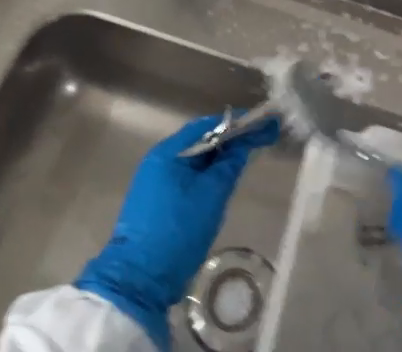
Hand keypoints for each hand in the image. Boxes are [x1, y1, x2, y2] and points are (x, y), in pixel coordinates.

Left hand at [78, 114, 280, 349]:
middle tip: (260, 139)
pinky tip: (224, 180)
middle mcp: (158, 161)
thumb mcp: (211, 196)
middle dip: (230, 139)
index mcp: (168, 152)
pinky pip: (187, 177)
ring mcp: (154, 182)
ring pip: (194, 161)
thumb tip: (243, 144)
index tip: (261, 122)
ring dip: (219, 158)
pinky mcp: (156, 202)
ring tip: (247, 157)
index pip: (206, 126)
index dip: (236, 123)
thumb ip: (229, 166)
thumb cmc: (178, 230)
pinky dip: (207, 174)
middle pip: (200, 142)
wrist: (140, 278)